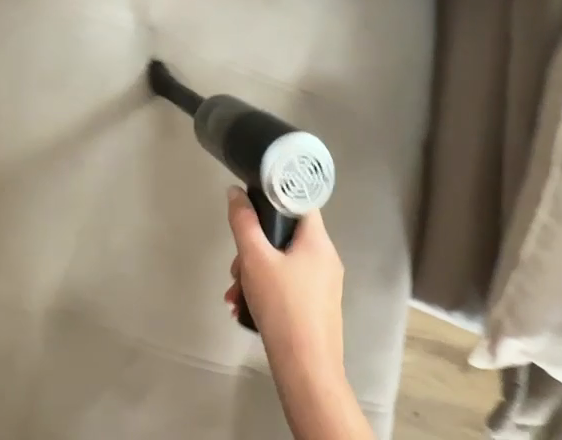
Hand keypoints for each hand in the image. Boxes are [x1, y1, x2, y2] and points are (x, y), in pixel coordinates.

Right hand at [225, 186, 345, 383]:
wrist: (306, 368)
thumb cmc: (282, 306)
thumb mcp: (254, 259)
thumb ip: (243, 222)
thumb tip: (236, 193)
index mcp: (318, 242)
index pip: (300, 201)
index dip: (274, 197)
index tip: (250, 207)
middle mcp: (326, 259)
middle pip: (284, 236)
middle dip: (253, 248)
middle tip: (236, 267)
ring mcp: (323, 285)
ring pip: (282, 263)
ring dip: (253, 272)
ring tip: (235, 293)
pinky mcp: (316, 306)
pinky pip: (287, 284)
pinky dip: (265, 289)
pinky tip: (245, 308)